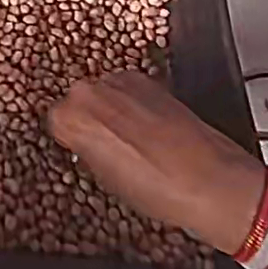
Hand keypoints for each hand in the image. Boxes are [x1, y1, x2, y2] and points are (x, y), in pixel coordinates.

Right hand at [45, 71, 262, 251]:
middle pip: (78, 101)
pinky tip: (148, 129)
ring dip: (112, 109)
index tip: (79, 147)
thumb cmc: (160, 188)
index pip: (55, 120)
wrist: (212, 182)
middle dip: (90, 119)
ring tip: (132, 139)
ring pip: (103, 93)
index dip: (71, 137)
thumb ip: (87, 150)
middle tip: (106, 145)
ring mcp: (120, 82)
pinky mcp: (148, 80)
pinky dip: (133, 103)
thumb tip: (89, 142)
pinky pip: (128, 90)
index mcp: (70, 117)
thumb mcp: (105, 178)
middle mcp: (90, 91)